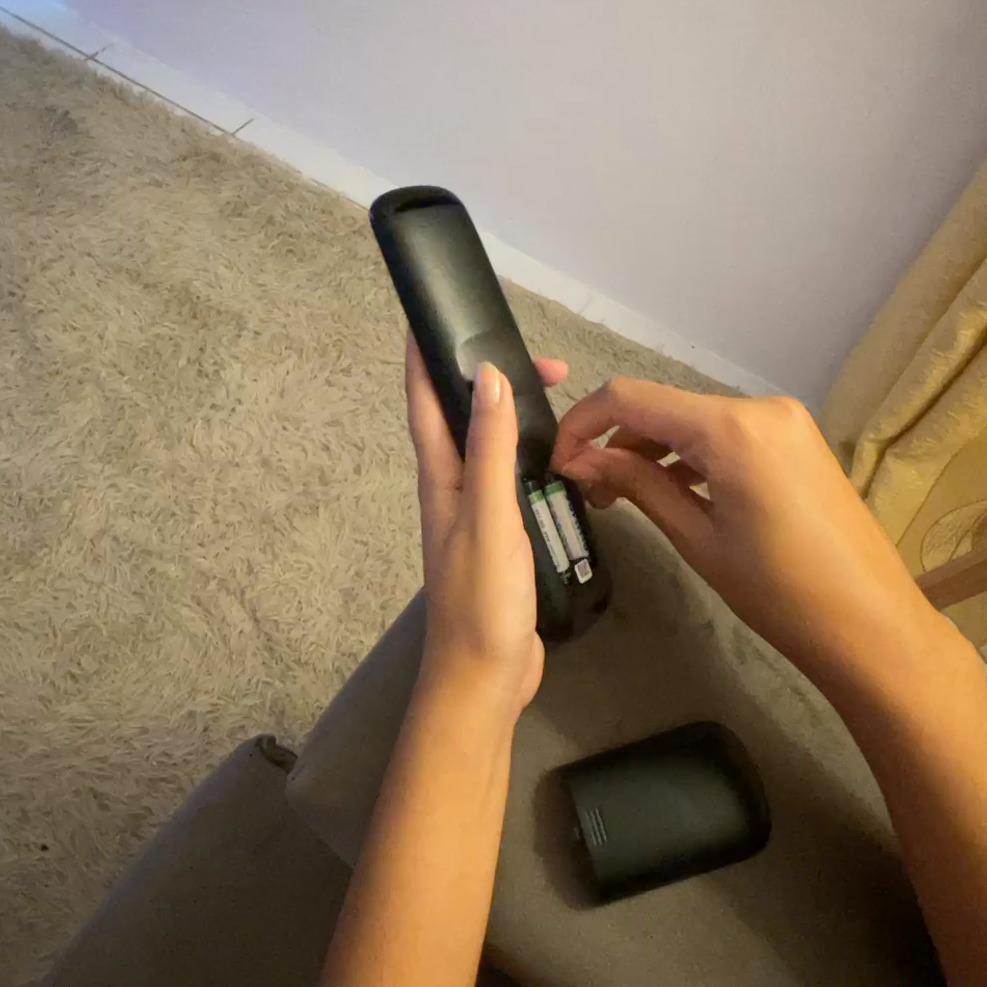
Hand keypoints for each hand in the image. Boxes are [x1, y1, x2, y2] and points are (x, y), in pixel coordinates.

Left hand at [406, 336, 568, 720]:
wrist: (486, 675)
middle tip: (549, 364)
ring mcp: (478, 512)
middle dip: (493, 379)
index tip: (440, 311)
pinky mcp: (502, 535)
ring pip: (492, 447)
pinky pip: (514, 478)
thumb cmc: (482, 598)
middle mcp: (454, 487)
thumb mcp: (489, 516)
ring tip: (560, 400)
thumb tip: (486, 376)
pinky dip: (534, 455)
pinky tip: (562, 457)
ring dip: (517, 416)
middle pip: (465, 417)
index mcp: (441, 477)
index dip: (424, 354)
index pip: (425, 401)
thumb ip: (489, 449)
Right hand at [550, 380, 971, 698]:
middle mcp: (758, 408)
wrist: (872, 626)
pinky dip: (689, 457)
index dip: (581, 423)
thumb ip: (636, 485)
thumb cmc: (779, 593)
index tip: (558, 463)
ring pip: (692, 422)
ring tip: (622, 498)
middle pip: (662, 408)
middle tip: (589, 492)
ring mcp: (783, 421)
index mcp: (731, 428)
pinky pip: (724, 436)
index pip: (629, 398)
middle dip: (616, 442)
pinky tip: (672, 493)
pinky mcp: (795, 441)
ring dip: (651, 451)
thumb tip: (580, 459)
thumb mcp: (696, 539)